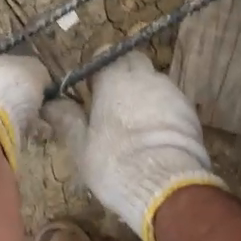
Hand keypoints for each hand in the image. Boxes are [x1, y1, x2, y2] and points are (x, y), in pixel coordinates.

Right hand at [43, 53, 225, 240]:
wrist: (166, 186)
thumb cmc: (115, 163)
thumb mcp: (81, 147)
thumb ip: (67, 120)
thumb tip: (50, 104)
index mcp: (113, 79)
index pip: (105, 55)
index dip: (99, 68)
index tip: (93, 88)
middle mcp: (143, 77)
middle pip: (134, 61)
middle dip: (125, 74)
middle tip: (115, 102)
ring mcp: (170, 92)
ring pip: (154, 82)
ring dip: (145, 93)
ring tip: (137, 124)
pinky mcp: (190, 111)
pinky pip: (171, 102)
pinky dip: (163, 111)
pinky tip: (157, 136)